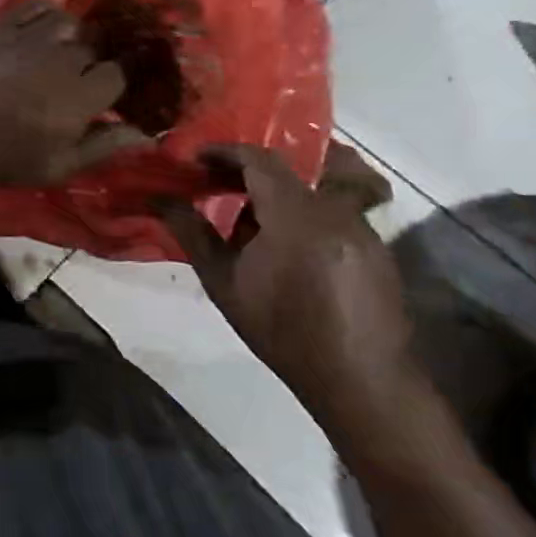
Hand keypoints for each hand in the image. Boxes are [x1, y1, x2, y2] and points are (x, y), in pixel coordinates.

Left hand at [0, 0, 127, 196]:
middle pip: (93, 47)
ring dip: (71, 36)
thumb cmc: (4, 160)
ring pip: (68, 22)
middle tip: (77, 79)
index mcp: (78, 96)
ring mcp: (26, 37)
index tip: (106, 92)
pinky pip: (34, 5)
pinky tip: (41, 30)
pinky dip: (46, 14)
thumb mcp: (61, 165)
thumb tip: (145, 132)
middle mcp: (58, 58)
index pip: (117, 73)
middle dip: (92, 62)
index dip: (115, 82)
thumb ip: (105, 145)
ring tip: (59, 52)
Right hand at [157, 143, 410, 411]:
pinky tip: (288, 244)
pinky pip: (338, 208)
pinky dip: (307, 210)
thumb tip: (159, 198)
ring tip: (254, 214)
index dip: (225, 152)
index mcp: (296, 214)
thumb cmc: (283, 331)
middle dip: (255, 166)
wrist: (360, 384)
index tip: (197, 159)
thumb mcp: (224, 282)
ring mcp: (363, 227)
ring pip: (320, 183)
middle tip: (223, 178)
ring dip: (284, 188)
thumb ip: (192, 231)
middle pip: (294, 164)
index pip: (258, 159)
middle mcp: (336, 210)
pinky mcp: (377, 247)